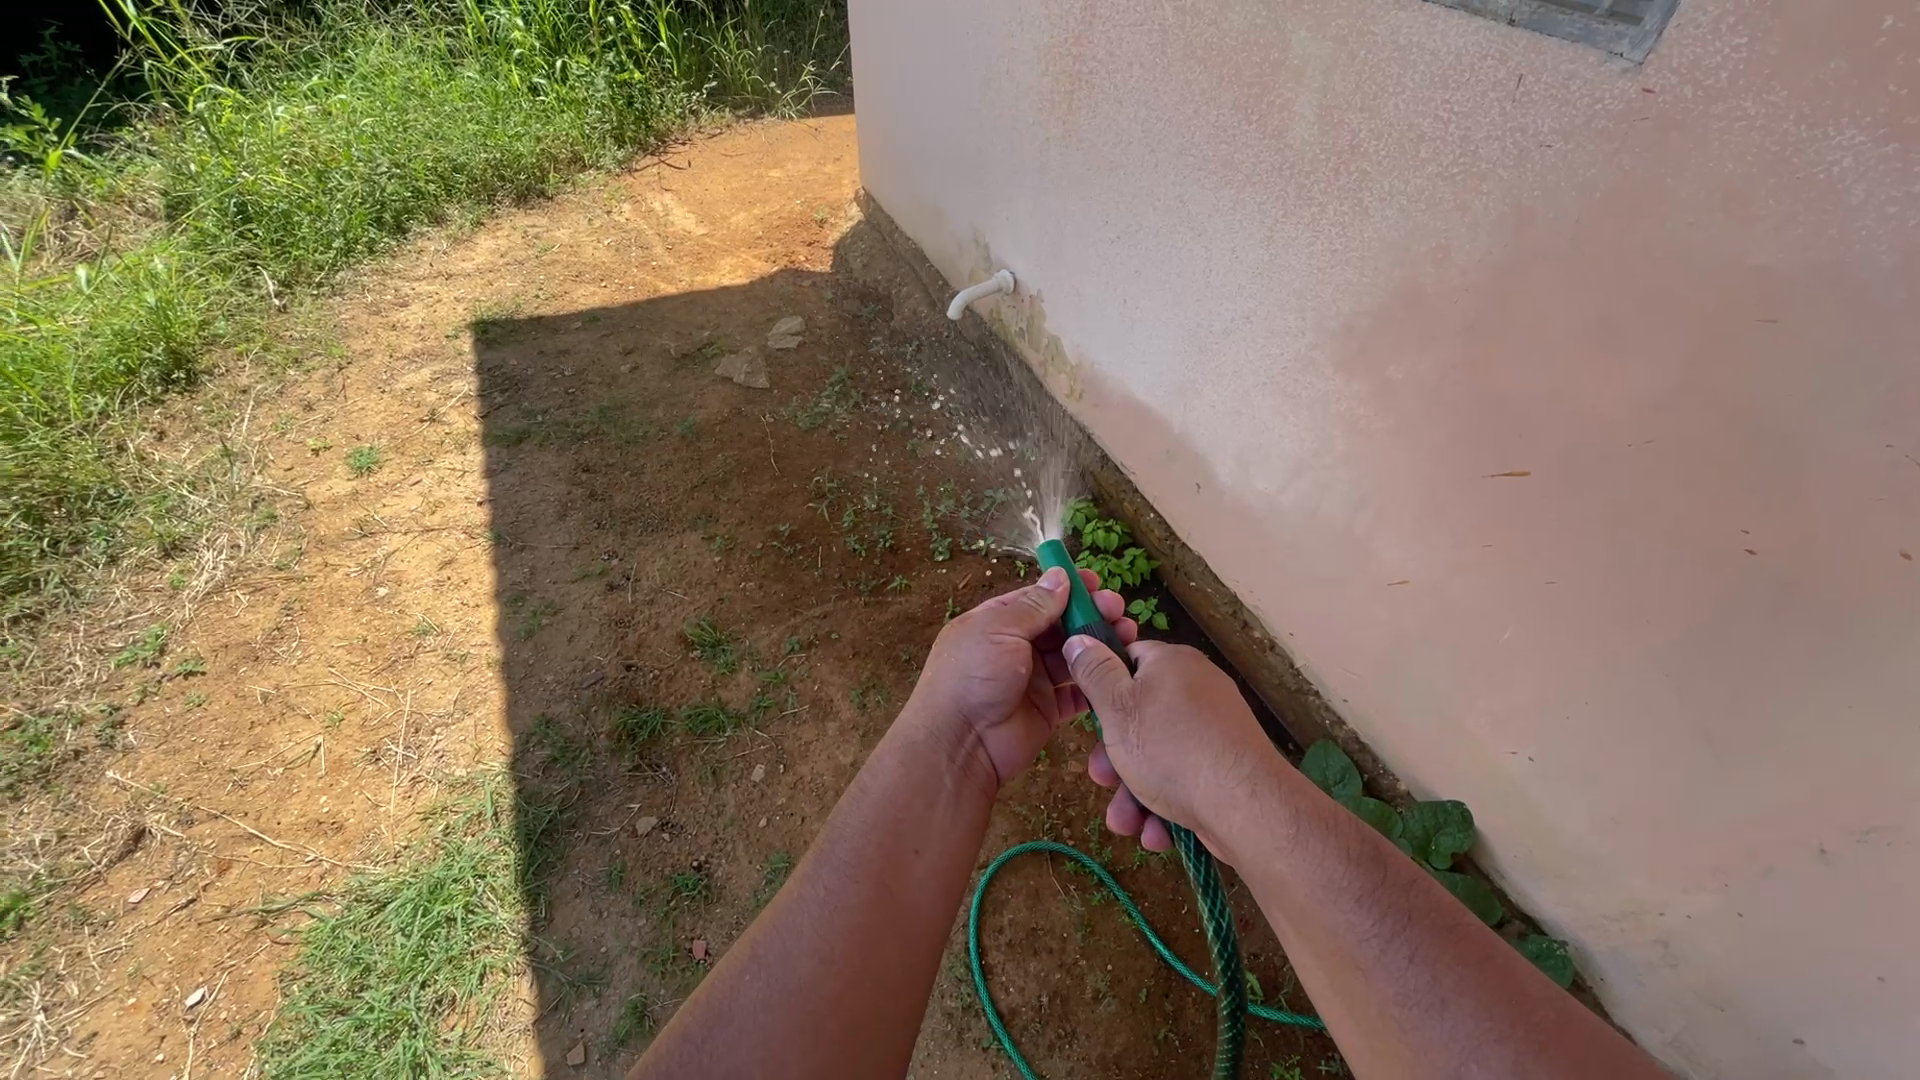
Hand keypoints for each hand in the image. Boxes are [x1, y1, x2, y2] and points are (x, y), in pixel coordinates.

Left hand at [906, 565, 1135, 790]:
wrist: (960, 743)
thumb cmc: (973, 675)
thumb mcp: (999, 630)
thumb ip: (1034, 607)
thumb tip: (1059, 577)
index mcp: (997, 622)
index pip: (1037, 599)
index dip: (1067, 589)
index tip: (1096, 581)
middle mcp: (1015, 648)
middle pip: (1060, 626)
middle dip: (1089, 614)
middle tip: (1118, 608)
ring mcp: (1032, 679)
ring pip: (1073, 656)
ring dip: (1098, 644)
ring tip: (1127, 634)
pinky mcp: (1047, 709)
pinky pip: (1077, 691)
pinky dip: (1096, 680)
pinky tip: (1118, 669)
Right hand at [1062, 637, 1277, 859]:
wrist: (1245, 807)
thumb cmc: (1171, 748)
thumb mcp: (1117, 708)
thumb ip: (1094, 673)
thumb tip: (1078, 638)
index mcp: (1172, 663)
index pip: (1129, 658)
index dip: (1104, 685)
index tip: (1089, 714)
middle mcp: (1197, 689)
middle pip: (1139, 716)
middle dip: (1114, 757)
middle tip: (1102, 779)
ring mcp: (1215, 730)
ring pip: (1158, 756)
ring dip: (1133, 792)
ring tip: (1125, 821)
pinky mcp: (1226, 767)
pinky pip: (1184, 778)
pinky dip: (1165, 805)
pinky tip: (1155, 832)